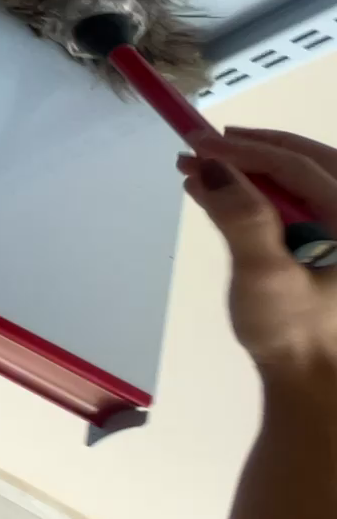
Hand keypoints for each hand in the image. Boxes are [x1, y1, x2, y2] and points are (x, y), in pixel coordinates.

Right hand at [178, 128, 336, 384]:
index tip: (195, 141)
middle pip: (321, 164)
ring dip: (262, 165)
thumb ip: (244, 219)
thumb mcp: (265, 276)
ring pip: (316, 180)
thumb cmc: (296, 330)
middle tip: (205, 139)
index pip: (304, 168)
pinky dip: (268, 188)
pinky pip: (309, 202)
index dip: (248, 149)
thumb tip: (211, 168)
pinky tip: (230, 191)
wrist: (323, 379)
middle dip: (260, 147)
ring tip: (211, 160)